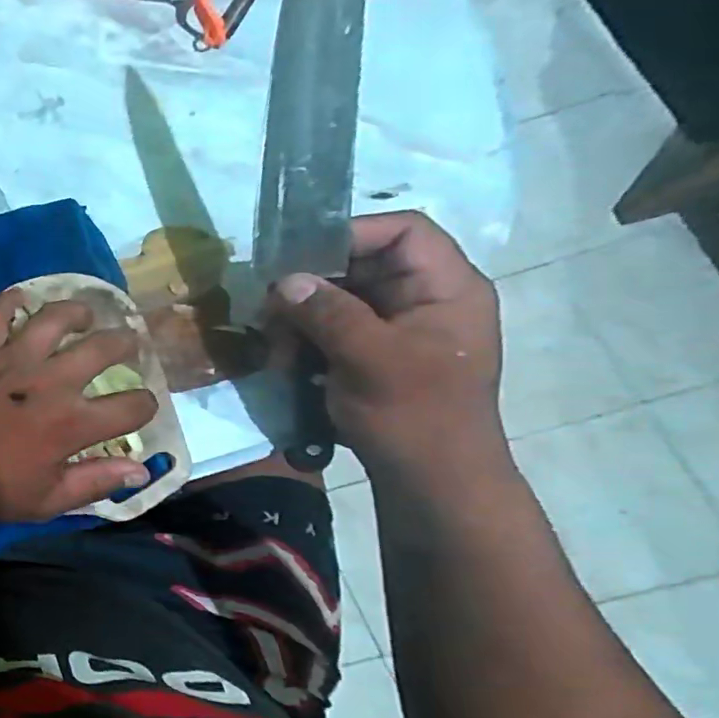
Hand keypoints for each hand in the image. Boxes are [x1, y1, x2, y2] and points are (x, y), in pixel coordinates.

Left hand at [0, 288, 158, 522]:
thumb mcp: (48, 501)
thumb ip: (97, 482)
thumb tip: (142, 470)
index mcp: (72, 423)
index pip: (132, 406)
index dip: (145, 406)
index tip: (139, 408)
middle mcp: (52, 381)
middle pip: (104, 348)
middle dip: (125, 343)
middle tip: (128, 344)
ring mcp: (14, 358)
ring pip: (56, 317)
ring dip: (78, 312)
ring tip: (85, 315)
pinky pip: (0, 311)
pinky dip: (13, 300)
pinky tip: (22, 299)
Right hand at [262, 211, 505, 480]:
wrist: (432, 485)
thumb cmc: (414, 417)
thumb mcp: (370, 360)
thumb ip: (328, 313)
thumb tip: (285, 281)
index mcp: (446, 288)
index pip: (403, 232)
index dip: (351, 233)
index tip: (298, 255)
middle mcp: (425, 300)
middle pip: (364, 266)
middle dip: (313, 286)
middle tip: (271, 308)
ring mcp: (400, 331)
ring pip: (342, 302)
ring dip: (304, 320)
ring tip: (276, 345)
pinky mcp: (376, 358)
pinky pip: (337, 333)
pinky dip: (309, 341)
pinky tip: (285, 360)